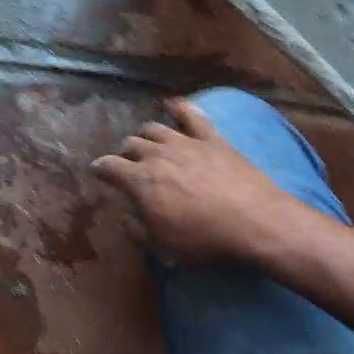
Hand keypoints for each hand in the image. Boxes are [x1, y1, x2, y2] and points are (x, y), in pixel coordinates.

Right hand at [90, 98, 335, 264]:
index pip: (109, 167)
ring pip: (154, 128)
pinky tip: (172, 105)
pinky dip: (178, 107)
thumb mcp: (163, 248)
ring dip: (146, 136)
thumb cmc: (205, 240)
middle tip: (130, 165)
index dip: (100, 169)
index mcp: (140, 181)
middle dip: (125, 154)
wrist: (255, 221)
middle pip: (131, 144)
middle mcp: (156, 155)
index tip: (98, 171)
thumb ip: (137, 231)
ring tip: (149, 144)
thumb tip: (125, 218)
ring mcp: (184, 142)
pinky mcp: (211, 138)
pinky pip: (191, 115)